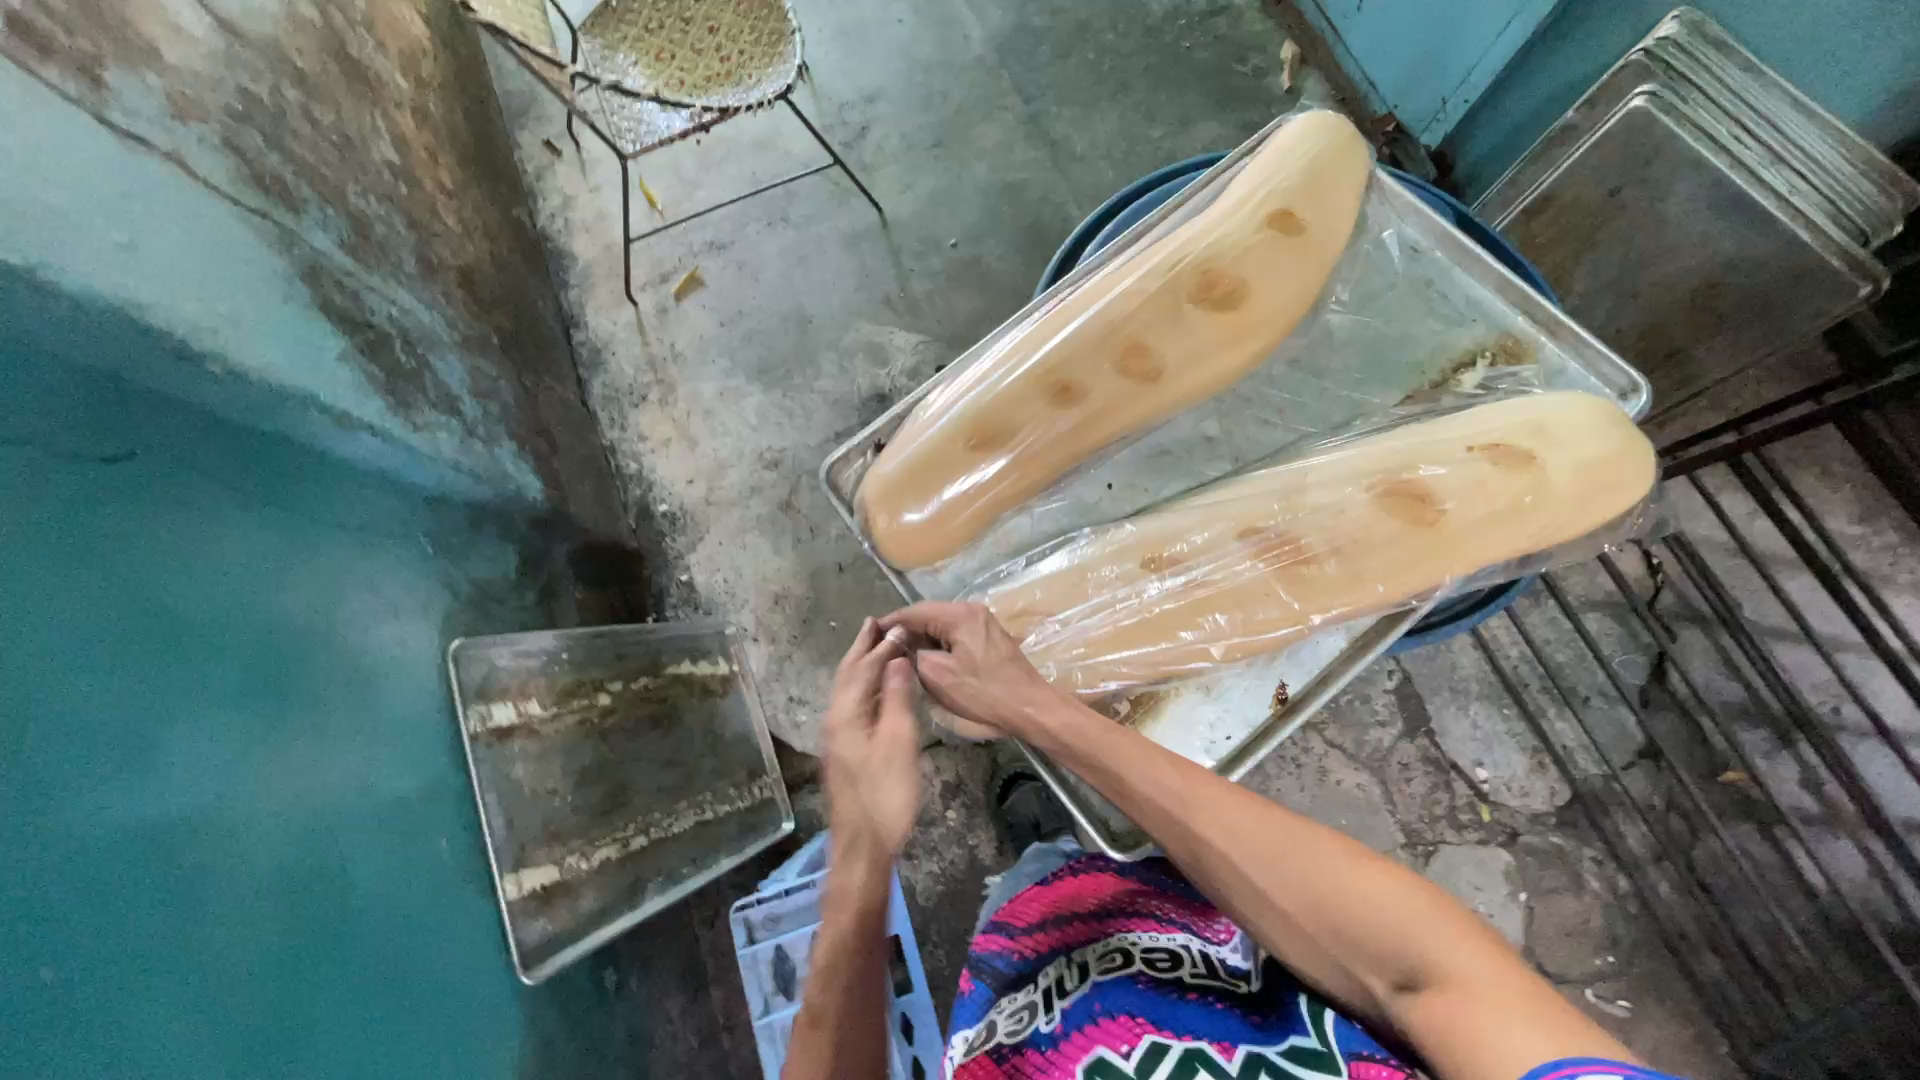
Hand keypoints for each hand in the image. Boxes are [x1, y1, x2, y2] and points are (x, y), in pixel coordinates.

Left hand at [822, 618, 923, 868]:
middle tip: (873, 622)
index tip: (898, 625)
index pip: (862, 669)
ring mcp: (836, 737)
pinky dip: (863, 685)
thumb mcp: (899, 744)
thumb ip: (898, 699)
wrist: (863, 846)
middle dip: (861, 648)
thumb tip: (897, 660)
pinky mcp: (844, 750)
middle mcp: (834, 720)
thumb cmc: (886, 795)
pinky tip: (875, 688)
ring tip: (872, 645)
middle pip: (846, 674)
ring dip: (860, 664)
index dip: (881, 647)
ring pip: (846, 690)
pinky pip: (851, 703)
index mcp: (845, 715)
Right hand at [878, 602, 1074, 738]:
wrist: (1029, 707)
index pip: (914, 611)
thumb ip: (913, 654)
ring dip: (923, 639)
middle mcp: (972, 610)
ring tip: (900, 655)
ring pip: (942, 626)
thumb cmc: (983, 692)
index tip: (870, 633)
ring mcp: (983, 623)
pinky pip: (955, 635)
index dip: (890, 622)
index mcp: (959, 614)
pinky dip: (939, 645)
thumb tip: (900, 644)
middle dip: (906, 631)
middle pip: (929, 615)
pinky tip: (927, 660)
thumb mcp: (938, 675)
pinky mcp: (988, 638)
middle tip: (883, 647)